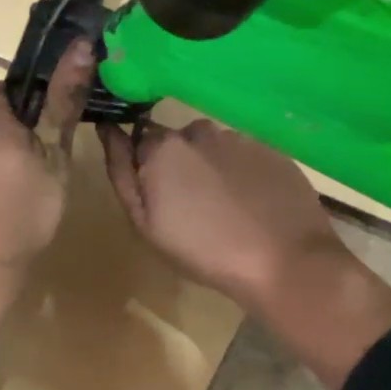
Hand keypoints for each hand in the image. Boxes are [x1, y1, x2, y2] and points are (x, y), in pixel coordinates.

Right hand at [98, 119, 344, 304]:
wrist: (283, 259)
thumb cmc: (202, 250)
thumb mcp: (146, 224)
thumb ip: (122, 174)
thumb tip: (108, 130)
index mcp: (162, 148)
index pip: (137, 139)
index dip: (140, 164)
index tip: (149, 189)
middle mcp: (199, 131)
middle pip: (175, 141)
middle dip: (175, 165)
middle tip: (185, 207)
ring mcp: (239, 137)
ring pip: (211, 147)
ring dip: (208, 167)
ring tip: (220, 207)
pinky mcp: (271, 149)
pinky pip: (242, 154)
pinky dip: (239, 172)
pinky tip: (248, 203)